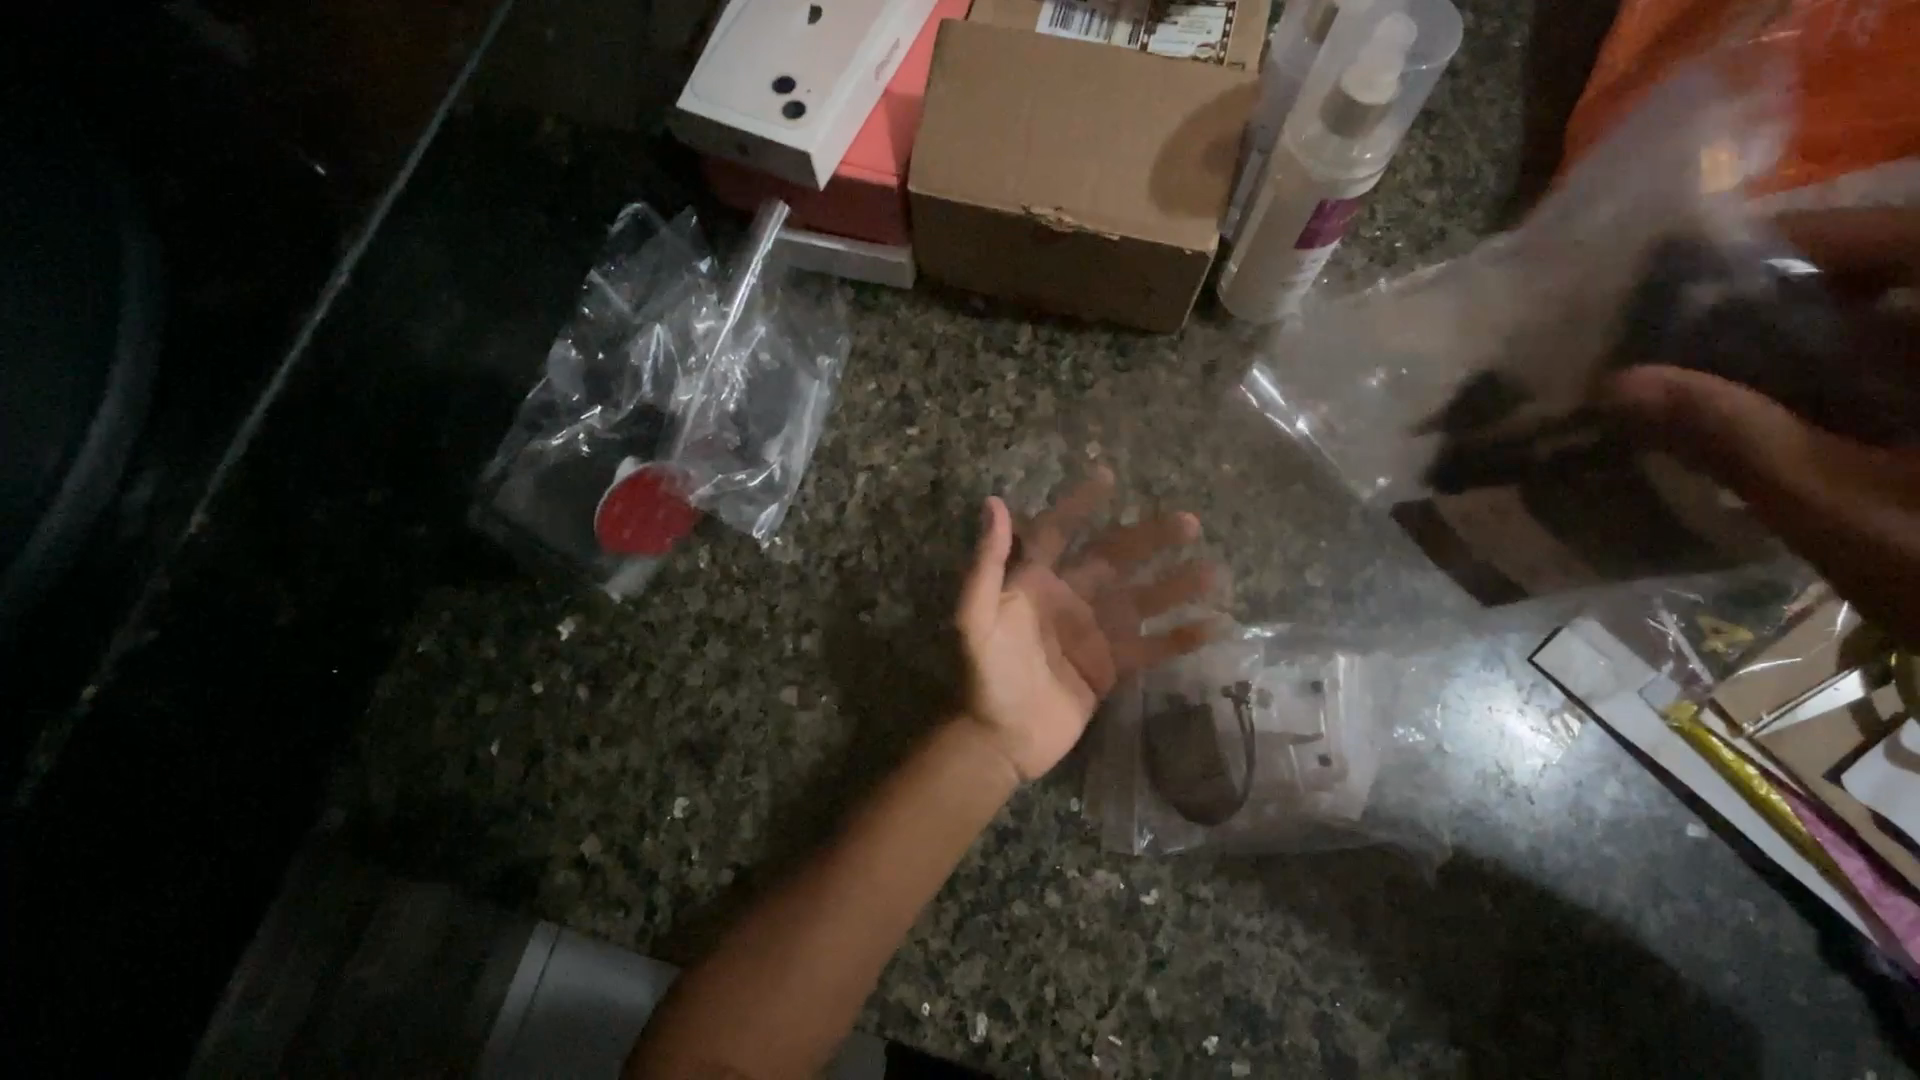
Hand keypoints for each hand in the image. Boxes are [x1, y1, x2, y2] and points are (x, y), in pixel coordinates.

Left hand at [953, 468, 1216, 781]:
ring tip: (1213, 571)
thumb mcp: (975, 618)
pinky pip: (1150, 646)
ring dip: (1176, 585)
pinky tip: (1213, 625)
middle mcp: (1069, 598)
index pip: (1059, 531)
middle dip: (1148, 539)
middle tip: (1188, 522)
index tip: (1108, 476)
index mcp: (1035, 582)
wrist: (1001, 739)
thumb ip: (987, 563)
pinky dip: (1179, 636)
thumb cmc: (985, 676)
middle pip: (1114, 560)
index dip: (1080, 504)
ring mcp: (1094, 632)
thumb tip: (994, 502)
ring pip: (1142, 599)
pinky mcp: (1111, 666)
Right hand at [1610, 207, 1919, 644]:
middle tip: (1674, 328)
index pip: (1899, 240)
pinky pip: (1900, 379)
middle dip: (1776, 302)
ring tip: (1698, 372)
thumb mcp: (1844, 509)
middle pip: (1889, 281)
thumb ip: (1734, 437)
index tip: (1687, 264)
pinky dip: (1838, 389)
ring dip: (1799, 350)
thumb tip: (1618, 385)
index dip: (1792, 241)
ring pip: (1893, 334)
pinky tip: (1767, 418)